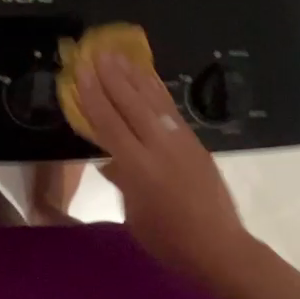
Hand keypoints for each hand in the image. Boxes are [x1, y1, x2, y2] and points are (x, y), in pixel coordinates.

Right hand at [74, 51, 255, 282]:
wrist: (218, 247)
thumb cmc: (169, 241)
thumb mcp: (134, 215)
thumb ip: (122, 181)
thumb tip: (110, 160)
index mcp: (138, 168)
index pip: (109, 124)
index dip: (93, 96)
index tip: (81, 71)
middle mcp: (159, 147)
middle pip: (130, 104)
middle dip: (112, 76)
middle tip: (97, 51)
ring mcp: (180, 141)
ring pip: (153, 100)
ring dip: (133, 75)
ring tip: (119, 55)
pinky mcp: (195, 141)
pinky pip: (170, 109)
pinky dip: (156, 90)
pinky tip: (147, 78)